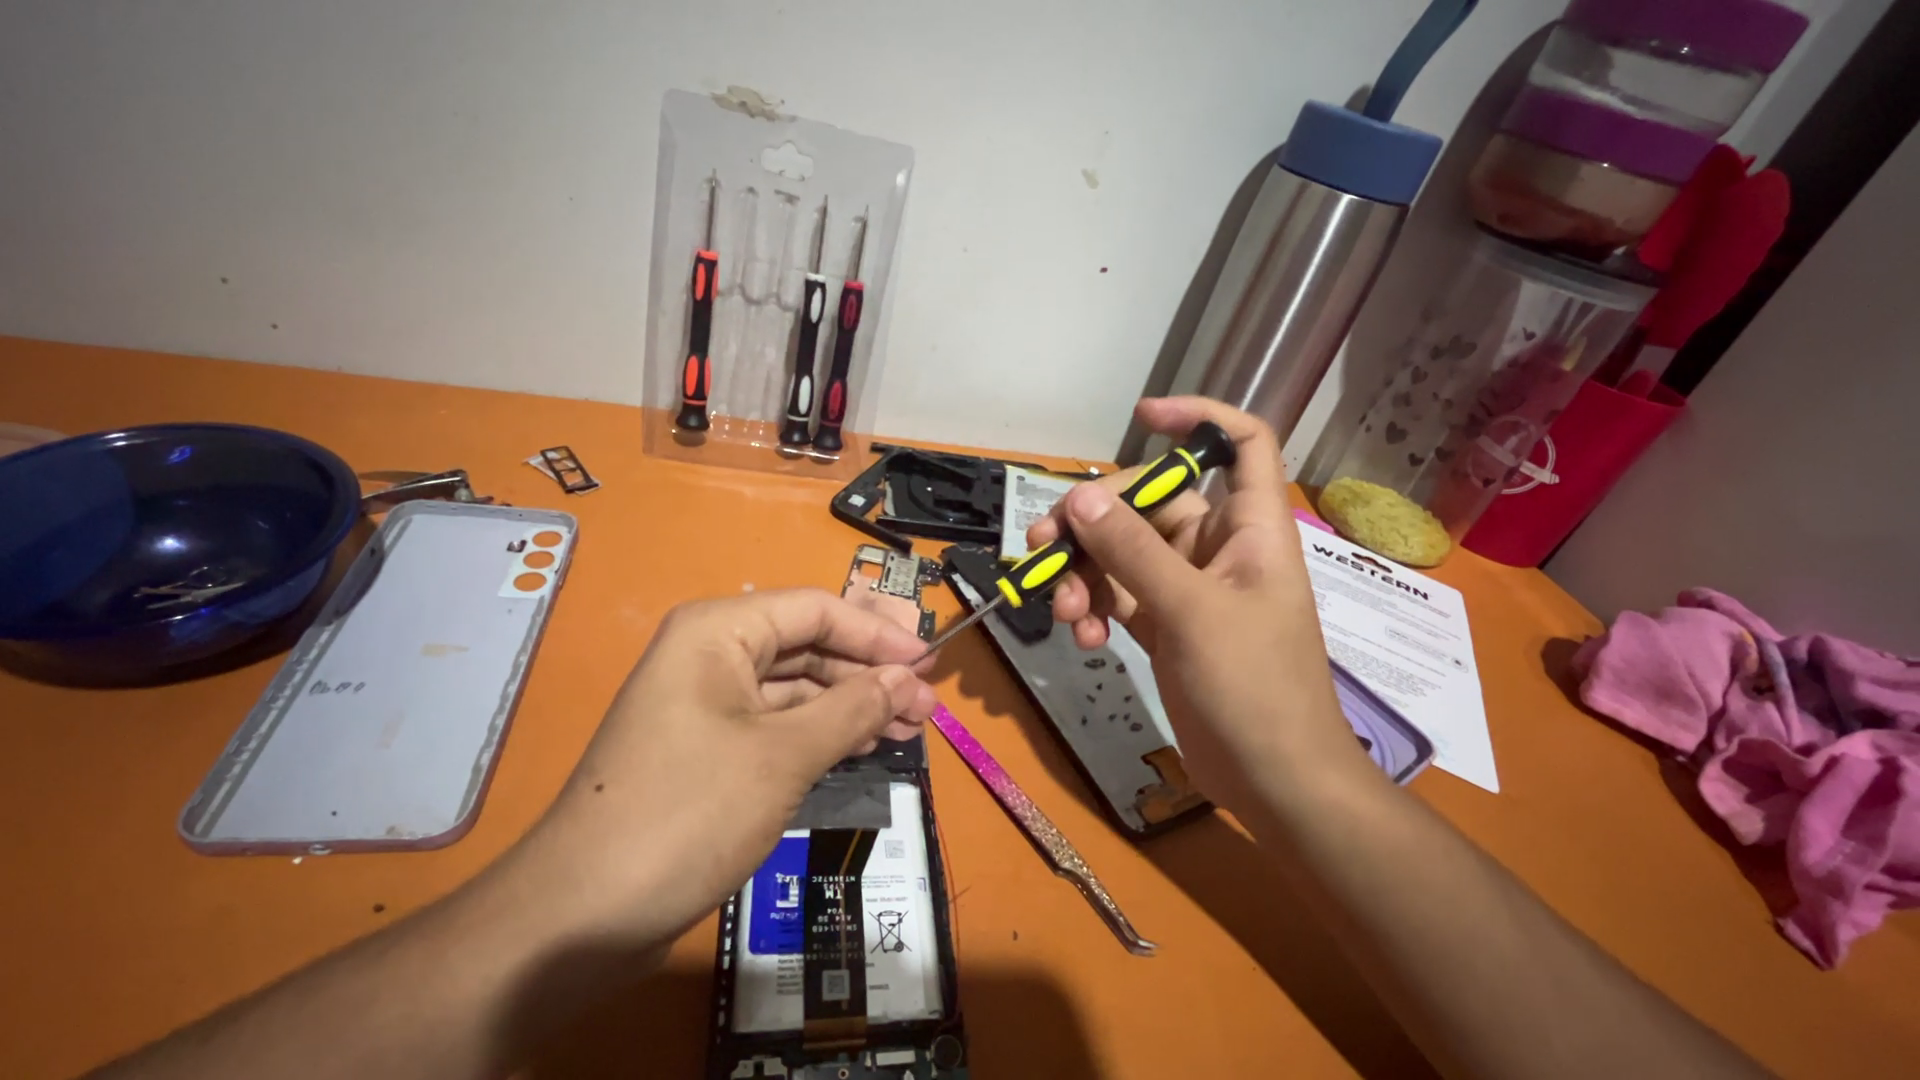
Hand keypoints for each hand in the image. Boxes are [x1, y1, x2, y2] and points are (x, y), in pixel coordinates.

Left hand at [515, 588, 936, 945]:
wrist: (585, 911)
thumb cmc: (689, 812)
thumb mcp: (784, 755)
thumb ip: (853, 708)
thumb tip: (906, 680)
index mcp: (718, 631)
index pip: (816, 610)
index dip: (877, 634)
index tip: (930, 665)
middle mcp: (710, 655)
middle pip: (808, 647)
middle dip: (869, 675)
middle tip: (926, 710)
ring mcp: (705, 705)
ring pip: (796, 689)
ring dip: (851, 707)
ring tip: (908, 732)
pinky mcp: (706, 750)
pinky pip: (776, 725)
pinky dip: (821, 735)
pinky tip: (861, 750)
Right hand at [1029, 397, 1362, 817]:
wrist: (1275, 781)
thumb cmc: (1254, 688)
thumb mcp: (1191, 611)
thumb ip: (1133, 551)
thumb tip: (1079, 497)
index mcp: (1249, 527)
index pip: (1241, 444)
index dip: (1199, 418)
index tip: (1141, 419)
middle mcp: (1217, 548)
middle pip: (1149, 502)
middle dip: (1095, 523)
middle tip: (1045, 548)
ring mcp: (1187, 588)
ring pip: (1122, 553)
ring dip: (1085, 575)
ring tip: (1064, 611)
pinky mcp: (1164, 625)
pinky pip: (1117, 596)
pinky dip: (1094, 610)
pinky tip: (1081, 639)